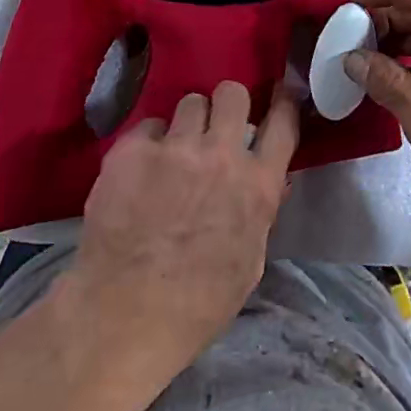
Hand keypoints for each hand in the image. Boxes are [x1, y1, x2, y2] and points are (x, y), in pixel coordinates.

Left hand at [71, 81, 299, 368]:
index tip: (279, 94)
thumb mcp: (251, 262)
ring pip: (190, 102)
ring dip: (188, 123)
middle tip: (215, 125)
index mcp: (258, 185)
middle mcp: (221, 155)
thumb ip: (261, 212)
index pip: (283, 123)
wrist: (125, 317)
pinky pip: (149, 126)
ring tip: (175, 149)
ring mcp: (175, 149)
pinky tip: (140, 169)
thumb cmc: (199, 303)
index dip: (284, 101)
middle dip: (227, 104)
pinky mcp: (131, 151)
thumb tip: (273, 183)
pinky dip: (149, 142)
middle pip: (232, 94)